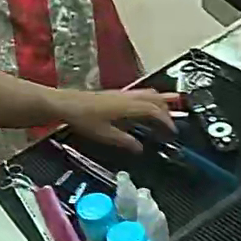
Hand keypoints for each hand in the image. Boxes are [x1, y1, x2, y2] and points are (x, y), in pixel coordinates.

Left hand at [56, 89, 175, 151]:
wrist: (67, 104)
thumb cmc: (84, 118)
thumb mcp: (105, 135)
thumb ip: (125, 141)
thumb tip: (139, 148)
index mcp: (128, 106)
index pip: (155, 111)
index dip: (166, 120)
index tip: (172, 131)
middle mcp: (128, 97)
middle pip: (155, 99)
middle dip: (168, 109)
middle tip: (174, 121)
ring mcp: (122, 93)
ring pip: (148, 93)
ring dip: (160, 99)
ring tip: (170, 104)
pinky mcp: (116, 93)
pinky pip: (139, 92)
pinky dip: (149, 97)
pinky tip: (146, 103)